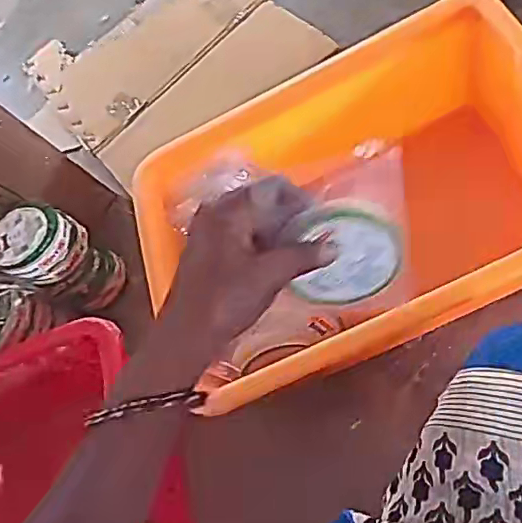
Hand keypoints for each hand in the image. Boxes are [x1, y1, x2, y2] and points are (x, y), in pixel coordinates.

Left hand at [117, 177, 331, 395]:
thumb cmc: (228, 299)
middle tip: (313, 231)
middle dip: (289, 214)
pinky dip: (260, 241)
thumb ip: (303, 255)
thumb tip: (333, 246)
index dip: (300, 198)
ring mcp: (207, 233)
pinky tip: (276, 260)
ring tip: (300, 246)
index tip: (320, 215)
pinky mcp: (206, 253)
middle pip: (259, 201)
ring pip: (249, 219)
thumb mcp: (271, 274)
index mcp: (229, 211)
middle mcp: (215, 214)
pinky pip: (239, 235)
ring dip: (275, 229)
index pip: (272, 187)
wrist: (188, 334)